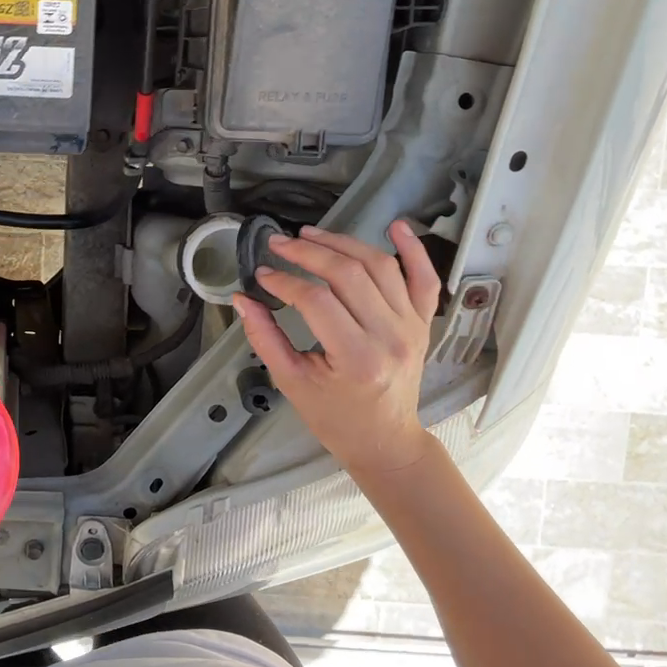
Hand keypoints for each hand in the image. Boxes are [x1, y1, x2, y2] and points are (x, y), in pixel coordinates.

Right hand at [231, 220, 439, 475]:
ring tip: (310, 235)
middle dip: (307, 252)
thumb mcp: (291, 383)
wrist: (386, 440)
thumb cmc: (335, 418)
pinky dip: (414, 249)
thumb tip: (242, 300)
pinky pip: (424, 279)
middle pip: (348, 274)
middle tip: (278, 243)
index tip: (261, 274)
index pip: (316, 301)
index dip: (284, 281)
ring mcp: (412, 326)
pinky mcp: (423, 323)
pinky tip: (395, 226)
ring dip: (342, 242)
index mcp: (357, 358)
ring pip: (379, 266)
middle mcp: (391, 337)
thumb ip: (265, 338)